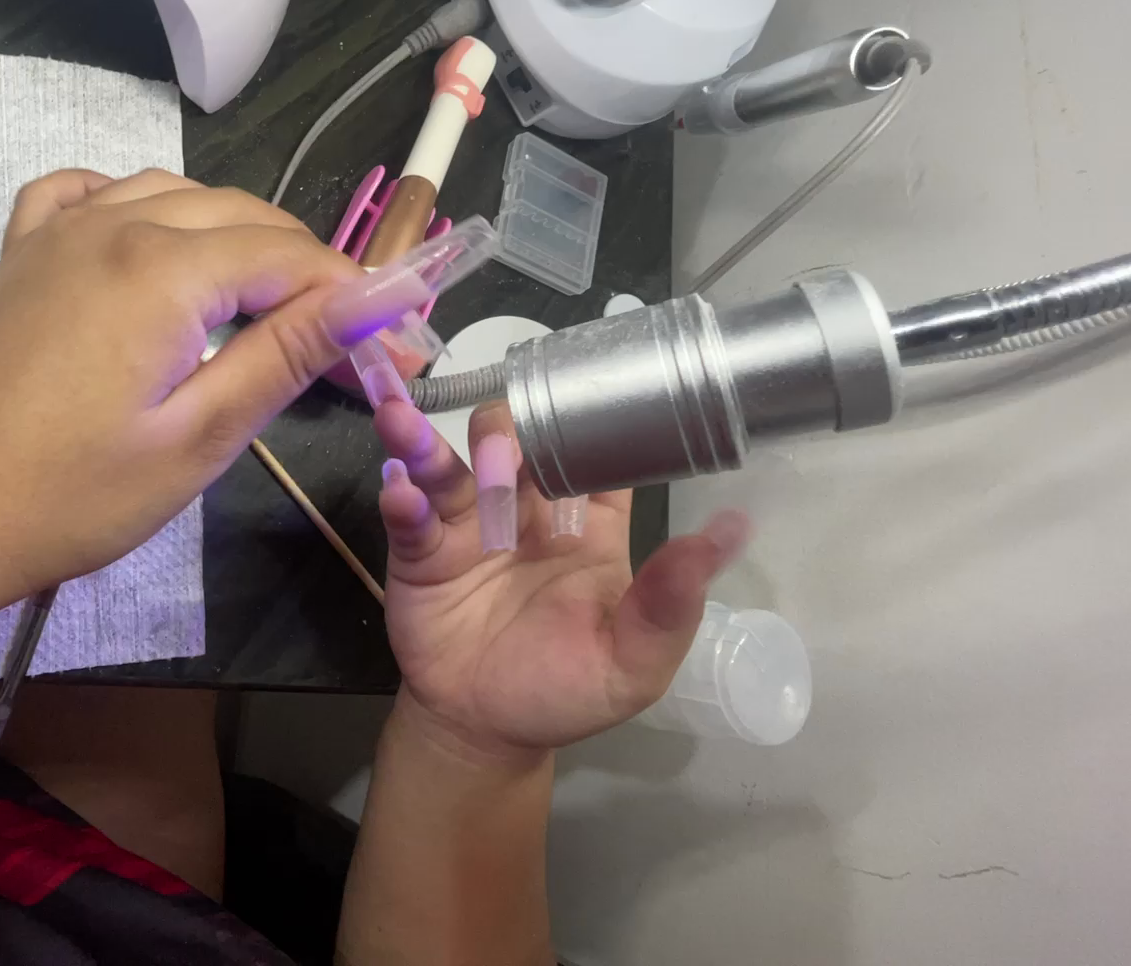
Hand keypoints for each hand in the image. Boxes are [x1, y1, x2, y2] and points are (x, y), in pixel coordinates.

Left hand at [0, 169, 374, 602]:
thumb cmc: (77, 496)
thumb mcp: (201, 436)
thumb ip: (287, 353)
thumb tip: (373, 300)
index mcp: (163, 270)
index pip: (292, 257)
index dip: (355, 297)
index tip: (393, 344)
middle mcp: (114, 221)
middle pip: (245, 218)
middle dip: (306, 271)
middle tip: (339, 337)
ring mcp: (62, 226)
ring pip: (180, 195)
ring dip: (236, 239)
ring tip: (263, 304)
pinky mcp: (27, 248)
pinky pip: (96, 192)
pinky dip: (144, 207)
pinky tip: (156, 245)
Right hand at [371, 399, 749, 762]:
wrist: (484, 729)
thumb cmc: (566, 690)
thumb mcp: (634, 661)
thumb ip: (671, 600)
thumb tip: (732, 527)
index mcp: (581, 526)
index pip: (587, 455)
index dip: (581, 425)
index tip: (571, 401)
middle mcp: (522, 512)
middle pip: (509, 447)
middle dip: (499, 432)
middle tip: (496, 445)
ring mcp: (465, 528)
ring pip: (446, 470)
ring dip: (424, 442)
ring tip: (400, 420)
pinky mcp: (420, 551)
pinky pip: (408, 518)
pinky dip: (400, 500)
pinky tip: (399, 490)